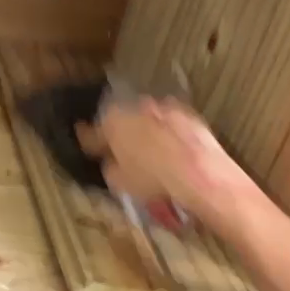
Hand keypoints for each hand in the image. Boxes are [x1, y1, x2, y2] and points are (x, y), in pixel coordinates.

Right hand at [87, 98, 270, 239]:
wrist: (202, 175)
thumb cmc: (154, 180)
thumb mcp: (120, 182)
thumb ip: (110, 167)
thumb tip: (113, 163)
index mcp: (113, 122)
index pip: (92, 132)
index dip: (88, 141)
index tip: (87, 147)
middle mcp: (137, 107)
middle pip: (122, 121)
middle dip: (121, 134)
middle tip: (122, 153)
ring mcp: (165, 109)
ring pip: (148, 120)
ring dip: (146, 132)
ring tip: (151, 153)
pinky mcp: (190, 115)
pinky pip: (172, 124)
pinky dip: (169, 135)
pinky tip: (174, 153)